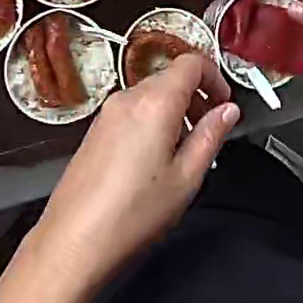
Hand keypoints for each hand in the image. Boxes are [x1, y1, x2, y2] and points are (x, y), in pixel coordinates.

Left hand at [25, 53, 237, 285]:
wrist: (74, 240)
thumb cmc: (131, 214)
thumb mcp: (186, 177)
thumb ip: (211, 136)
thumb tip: (228, 112)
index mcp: (155, 103)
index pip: (190, 63)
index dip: (214, 77)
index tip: (224, 102)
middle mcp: (127, 99)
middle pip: (170, 78)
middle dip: (196, 97)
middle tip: (211, 129)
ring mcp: (107, 113)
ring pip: (151, 94)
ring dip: (175, 110)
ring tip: (185, 149)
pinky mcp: (96, 130)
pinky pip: (132, 111)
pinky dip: (152, 121)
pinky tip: (156, 158)